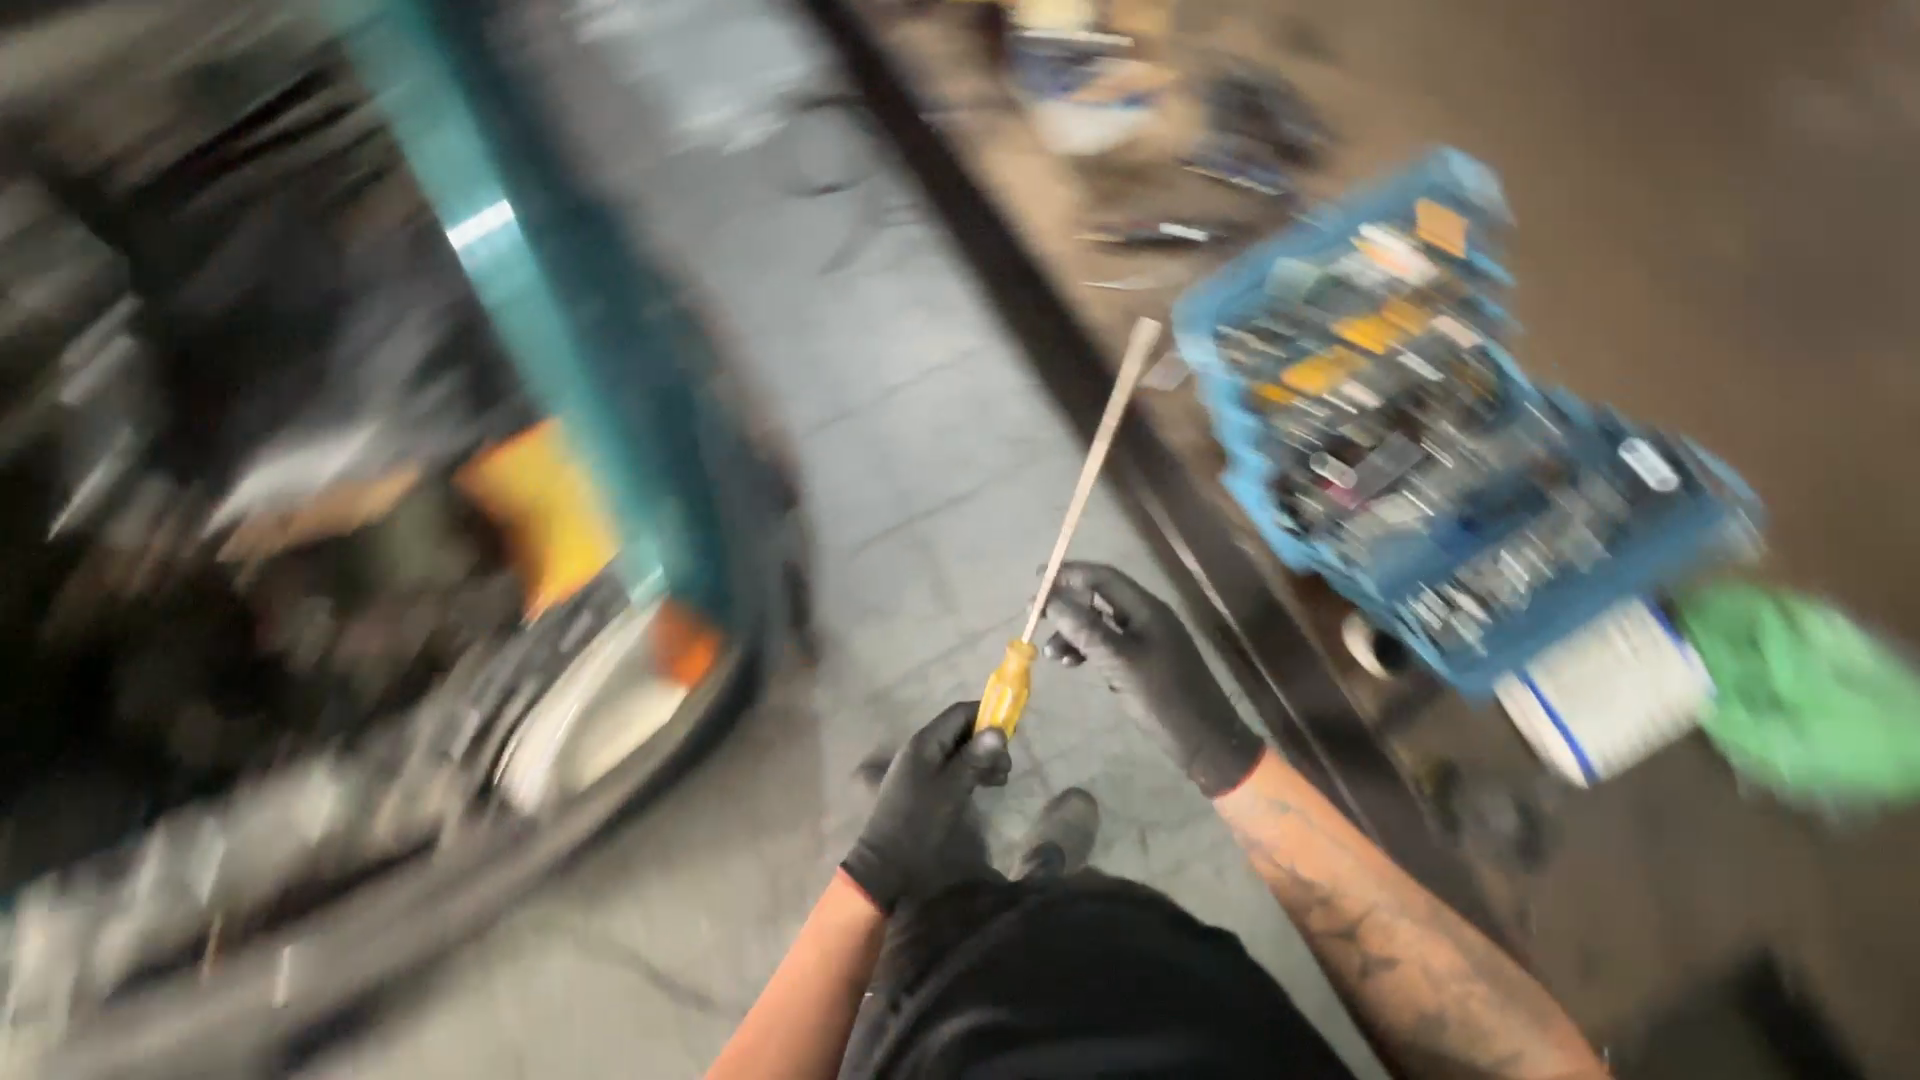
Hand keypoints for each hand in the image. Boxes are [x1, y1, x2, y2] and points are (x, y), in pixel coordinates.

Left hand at [840, 703, 1009, 913]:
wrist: (886, 862)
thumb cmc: (919, 823)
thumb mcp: (952, 789)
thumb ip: (974, 759)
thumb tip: (998, 730)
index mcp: (925, 741)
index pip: (960, 712)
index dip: (987, 715)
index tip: (1012, 732)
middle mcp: (922, 747)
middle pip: (961, 730)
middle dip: (987, 742)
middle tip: (1007, 767)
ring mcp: (922, 766)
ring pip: (959, 750)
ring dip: (982, 759)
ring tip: (1001, 780)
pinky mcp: (925, 784)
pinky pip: (953, 767)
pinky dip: (972, 771)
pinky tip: (987, 786)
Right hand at [1043, 562, 1264, 796]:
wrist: (1202, 739)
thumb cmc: (1162, 697)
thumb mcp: (1117, 661)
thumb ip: (1083, 629)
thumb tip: (1048, 599)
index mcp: (1146, 608)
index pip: (1103, 576)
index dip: (1069, 574)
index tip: (1037, 579)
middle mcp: (1146, 616)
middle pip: (1099, 597)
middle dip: (1067, 605)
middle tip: (1037, 617)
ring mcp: (1146, 638)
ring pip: (1099, 623)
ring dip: (1073, 632)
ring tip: (1051, 654)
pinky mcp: (1143, 660)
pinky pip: (1107, 643)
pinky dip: (1086, 649)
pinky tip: (1071, 664)